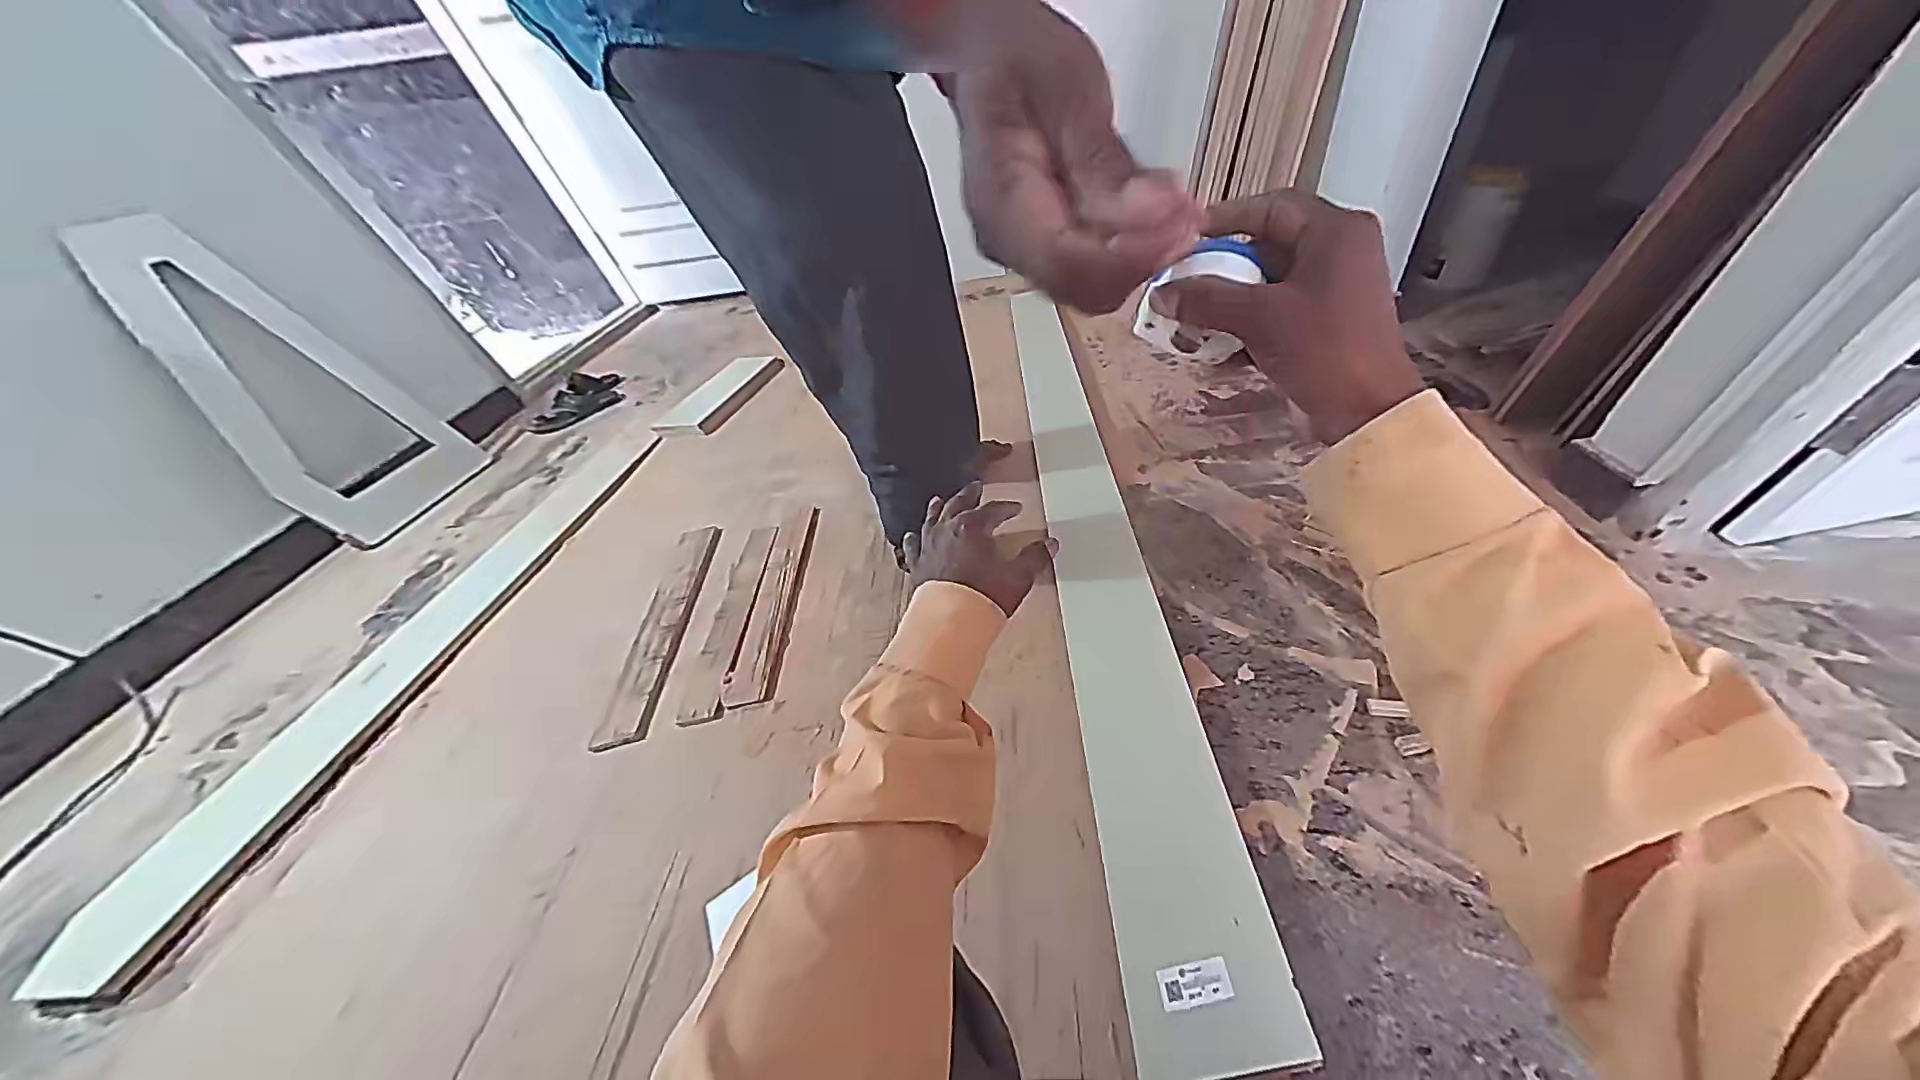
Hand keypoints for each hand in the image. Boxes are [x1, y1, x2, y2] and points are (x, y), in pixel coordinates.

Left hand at [902, 482, 1055, 616]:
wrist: (950, 621)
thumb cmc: (983, 596)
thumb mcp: (1018, 577)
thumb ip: (1034, 558)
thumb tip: (1049, 545)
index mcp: (972, 527)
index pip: (993, 510)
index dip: (1006, 508)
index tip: (1015, 508)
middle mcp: (947, 530)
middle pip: (958, 504)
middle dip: (969, 494)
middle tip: (976, 487)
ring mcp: (928, 546)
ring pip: (932, 518)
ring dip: (939, 507)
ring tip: (941, 500)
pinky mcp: (917, 565)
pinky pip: (913, 545)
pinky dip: (915, 537)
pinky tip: (913, 535)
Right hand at [930, 0, 1201, 312]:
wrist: (995, 65)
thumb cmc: (1020, 68)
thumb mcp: (1069, 95)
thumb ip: (1107, 163)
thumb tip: (1152, 213)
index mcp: (1002, 202)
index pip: (1066, 262)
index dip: (1127, 258)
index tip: (1176, 229)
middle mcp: (1009, 242)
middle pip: (1082, 289)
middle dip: (1142, 262)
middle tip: (1187, 222)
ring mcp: (1027, 253)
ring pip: (1094, 289)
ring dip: (1144, 260)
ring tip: (1181, 217)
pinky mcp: (1050, 252)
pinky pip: (1097, 273)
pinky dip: (1136, 253)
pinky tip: (1162, 222)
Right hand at [1152, 190, 1426, 443]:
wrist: (1365, 412)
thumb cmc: (1325, 350)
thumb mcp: (1260, 318)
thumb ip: (1207, 300)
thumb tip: (1162, 293)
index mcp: (1335, 232)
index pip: (1270, 207)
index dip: (1224, 220)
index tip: (1185, 239)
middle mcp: (1337, 252)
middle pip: (1264, 248)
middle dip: (1219, 271)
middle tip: (1182, 286)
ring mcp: (1330, 290)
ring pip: (1264, 284)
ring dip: (1226, 304)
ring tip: (1191, 323)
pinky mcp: (1321, 324)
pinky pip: (1272, 314)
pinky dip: (1243, 327)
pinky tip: (1215, 350)